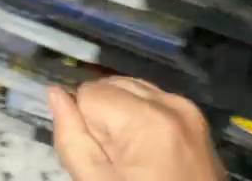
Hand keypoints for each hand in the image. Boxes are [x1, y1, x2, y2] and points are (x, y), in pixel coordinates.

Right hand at [47, 79, 224, 180]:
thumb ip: (70, 138)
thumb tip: (55, 93)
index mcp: (147, 120)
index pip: (87, 93)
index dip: (87, 128)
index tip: (106, 161)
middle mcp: (170, 103)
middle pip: (109, 86)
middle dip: (105, 118)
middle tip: (121, 165)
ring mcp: (186, 109)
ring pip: (128, 89)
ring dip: (123, 116)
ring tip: (137, 160)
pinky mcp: (195, 118)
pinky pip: (151, 100)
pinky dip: (142, 119)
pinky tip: (151, 153)